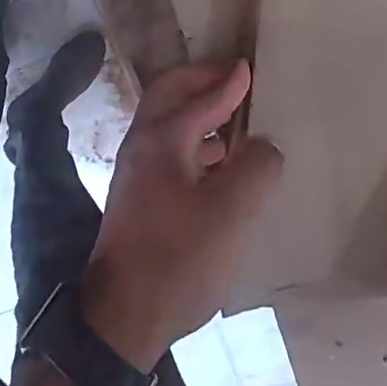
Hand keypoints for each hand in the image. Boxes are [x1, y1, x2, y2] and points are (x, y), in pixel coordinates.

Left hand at [82, 60, 282, 368]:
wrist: (123, 318)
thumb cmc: (179, 260)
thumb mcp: (232, 212)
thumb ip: (256, 167)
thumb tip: (263, 145)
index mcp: (161, 140)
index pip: (200, 97)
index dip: (228, 81)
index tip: (249, 67)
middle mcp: (142, 146)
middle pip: (169, 95)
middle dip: (202, 79)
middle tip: (235, 75)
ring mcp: (135, 171)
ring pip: (167, 121)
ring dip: (197, 108)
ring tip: (234, 113)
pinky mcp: (138, 195)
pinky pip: (168, 147)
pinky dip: (193, 137)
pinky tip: (218, 159)